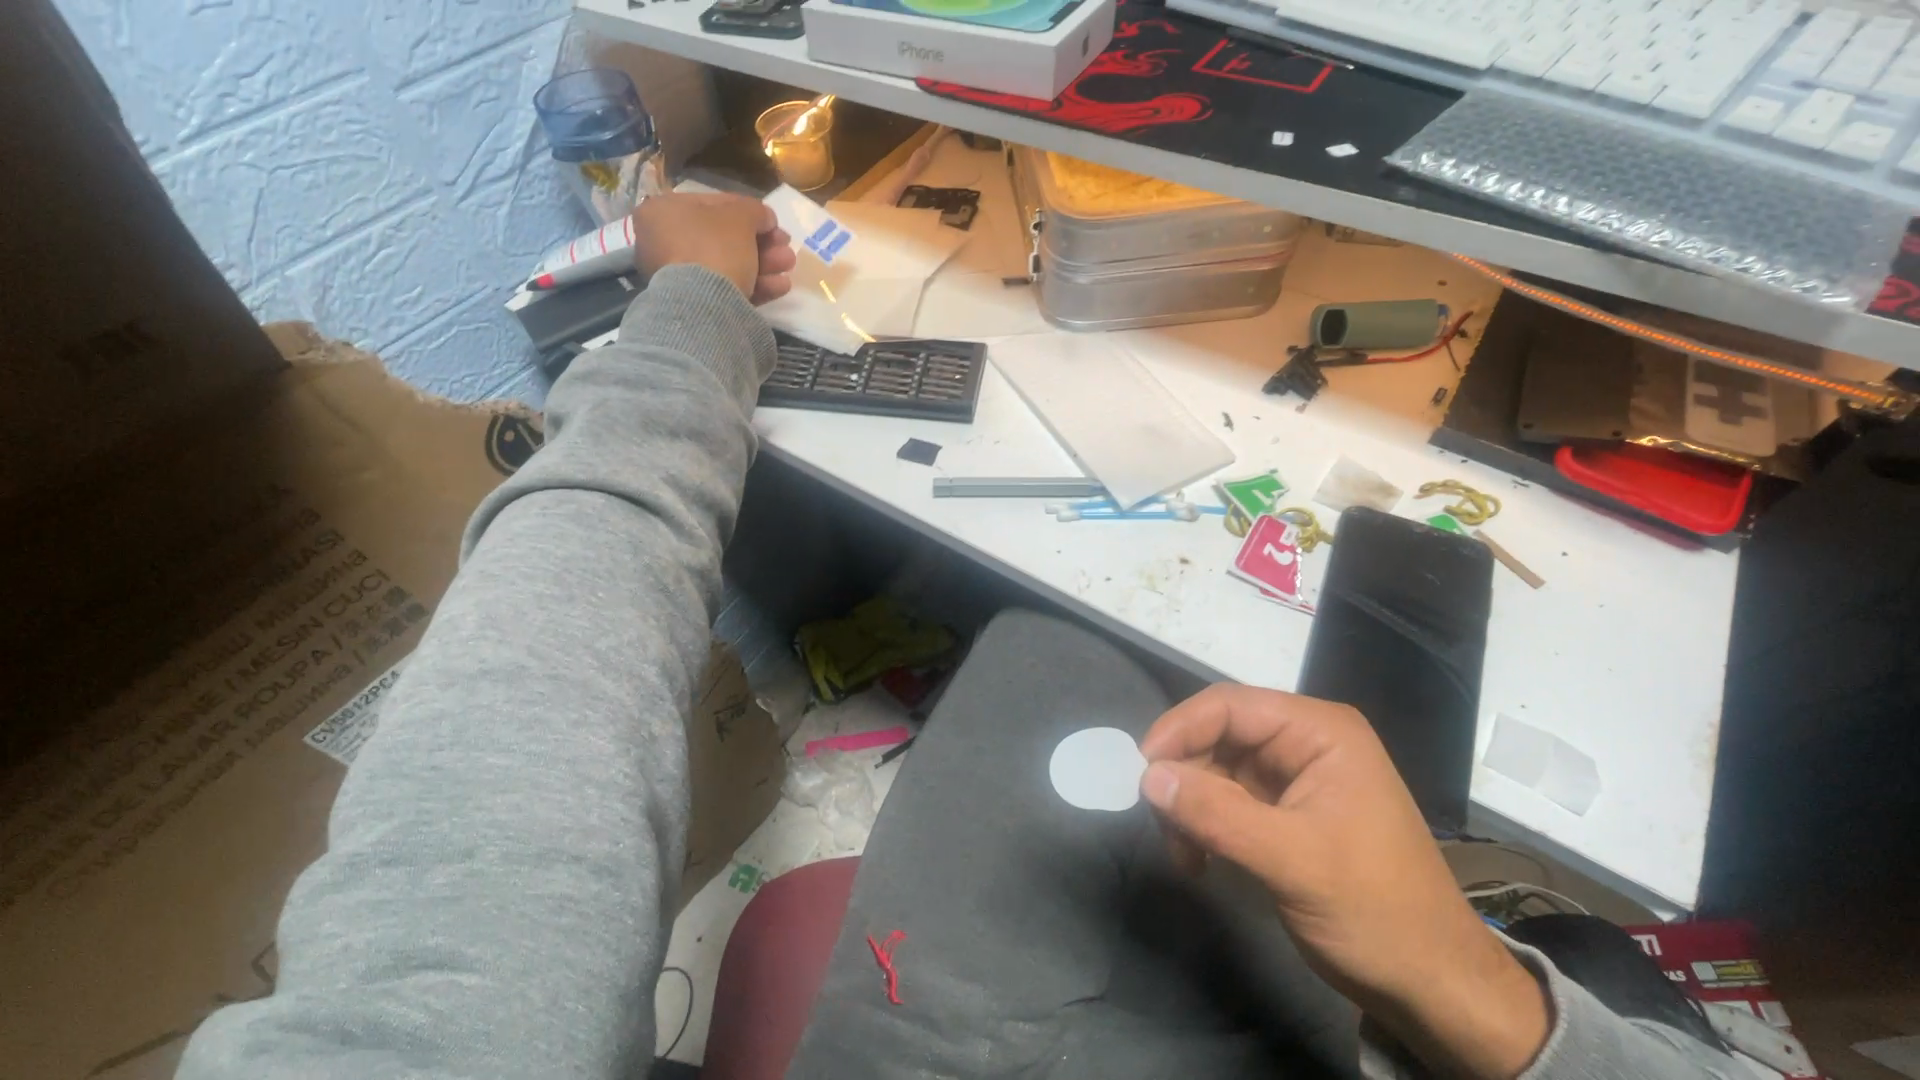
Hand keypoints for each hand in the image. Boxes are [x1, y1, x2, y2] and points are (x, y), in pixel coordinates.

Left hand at [631, 193, 796, 304]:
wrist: (702, 305)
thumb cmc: (714, 247)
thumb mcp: (740, 217)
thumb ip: (755, 210)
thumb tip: (765, 217)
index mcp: (663, 211)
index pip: (713, 205)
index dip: (749, 212)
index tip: (774, 223)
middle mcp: (662, 242)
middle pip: (723, 238)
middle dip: (761, 243)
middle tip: (786, 247)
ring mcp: (676, 276)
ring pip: (728, 265)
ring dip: (763, 264)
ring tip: (788, 267)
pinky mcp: (692, 304)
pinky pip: (725, 289)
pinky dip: (754, 286)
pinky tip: (780, 287)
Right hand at [1139, 685, 1550, 1079]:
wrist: (1430, 983)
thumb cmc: (1375, 911)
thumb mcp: (1293, 860)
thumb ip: (1218, 813)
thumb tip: (1148, 777)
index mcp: (1319, 733)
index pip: (1230, 706)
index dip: (1179, 729)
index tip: (1140, 771)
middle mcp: (1304, 745)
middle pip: (1218, 736)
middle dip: (1184, 777)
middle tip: (1160, 824)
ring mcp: (1294, 780)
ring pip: (1215, 771)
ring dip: (1189, 808)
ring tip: (1185, 855)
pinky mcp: (1284, 815)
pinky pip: (1225, 803)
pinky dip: (1203, 826)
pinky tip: (1199, 862)